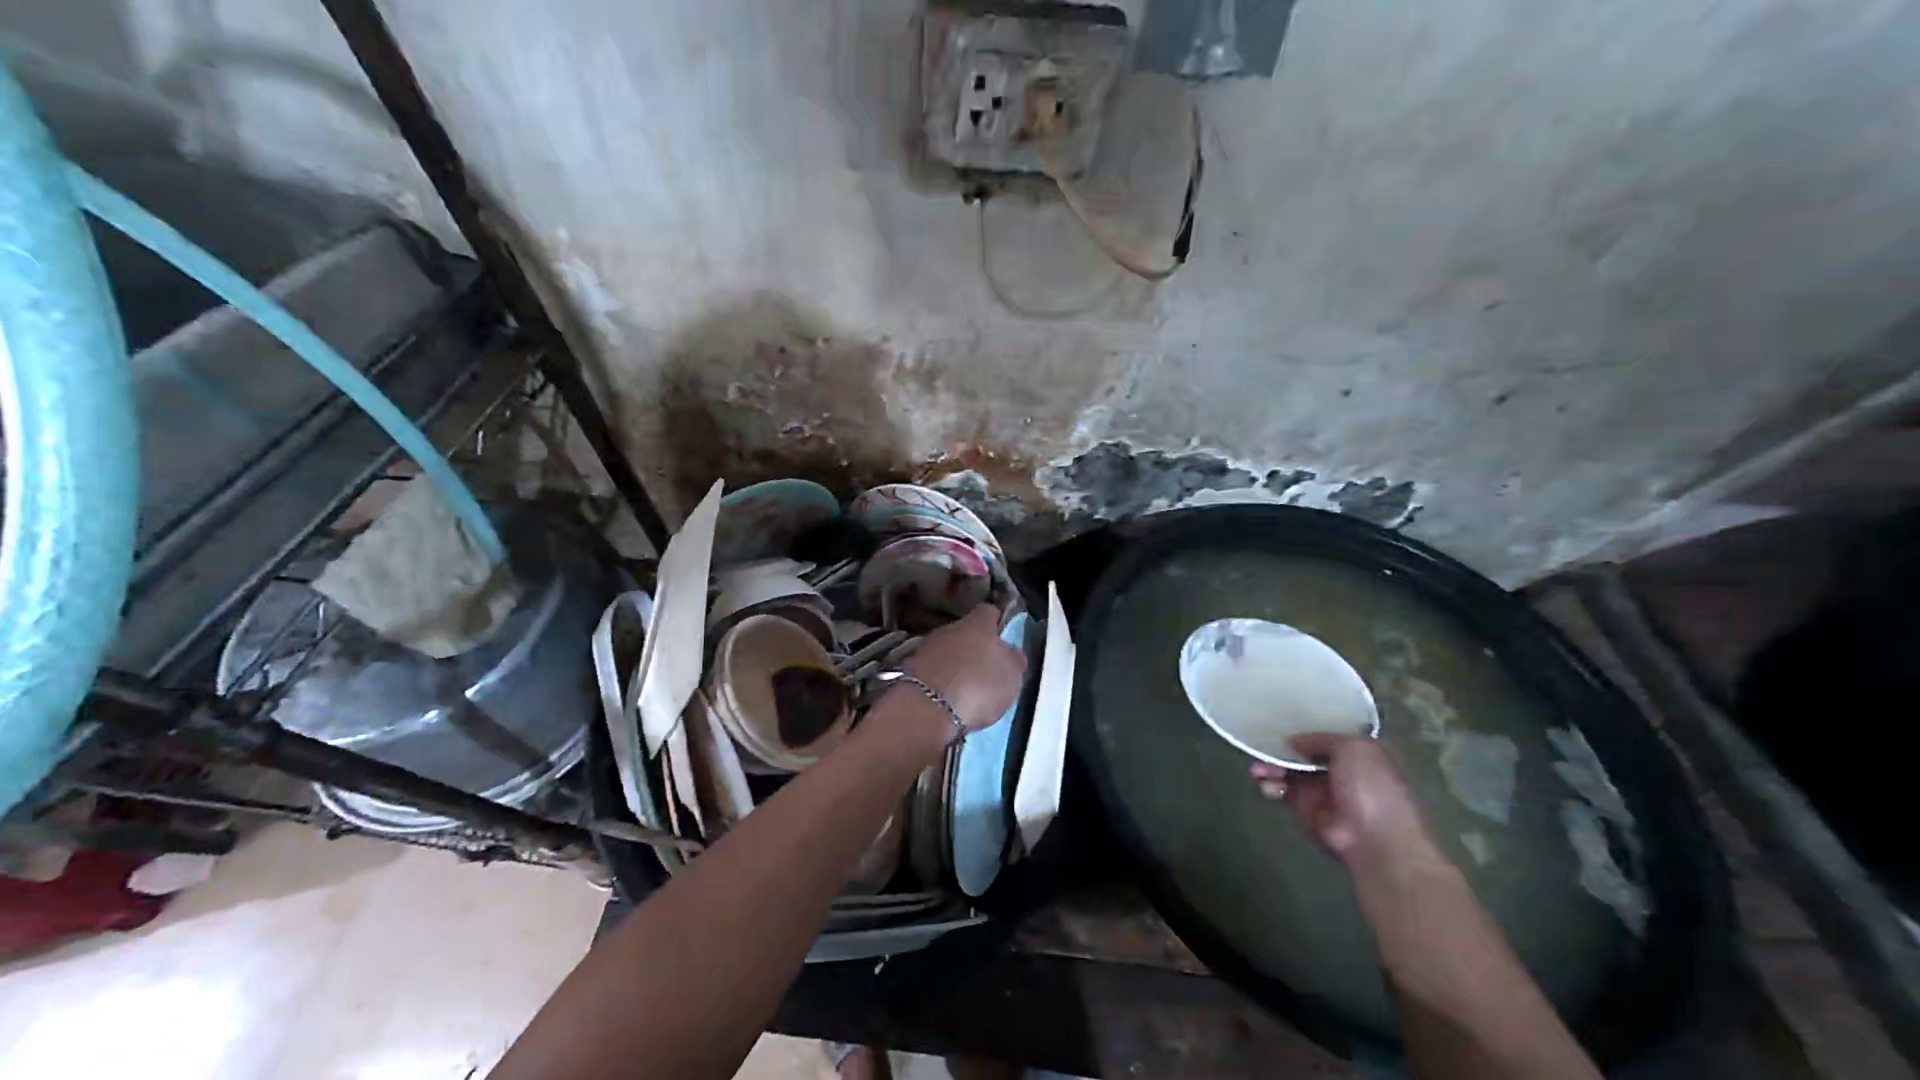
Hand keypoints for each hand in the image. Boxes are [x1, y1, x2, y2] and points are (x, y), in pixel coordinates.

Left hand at [900, 604, 1025, 731]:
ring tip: (964, 687)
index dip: (996, 622)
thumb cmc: (978, 685)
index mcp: (977, 624)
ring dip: (954, 664)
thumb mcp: (1012, 675)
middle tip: (984, 669)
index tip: (1001, 637)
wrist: (926, 709)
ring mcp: (925, 648)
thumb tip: (1010, 651)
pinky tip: (945, 697)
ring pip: (945, 650)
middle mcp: (949, 628)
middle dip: (973, 647)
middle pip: (964, 631)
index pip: (988, 612)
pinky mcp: (909, 670)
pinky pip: (931, 670)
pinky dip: (938, 680)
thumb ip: (1013, 659)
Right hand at [1251, 733, 1441, 868]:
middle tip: (1262, 747)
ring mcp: (1320, 790)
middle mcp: (1337, 769)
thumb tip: (1294, 740)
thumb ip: (1321, 739)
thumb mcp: (1354, 748)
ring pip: (1287, 771)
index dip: (1304, 728)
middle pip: (1301, 753)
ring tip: (1258, 769)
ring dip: (1270, 766)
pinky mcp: (1304, 809)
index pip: (1325, 736)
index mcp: (1357, 753)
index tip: (1280, 721)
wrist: (1374, 837)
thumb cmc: (1371, 786)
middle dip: (1280, 748)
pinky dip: (1269, 785)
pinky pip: (1281, 791)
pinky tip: (1265, 785)